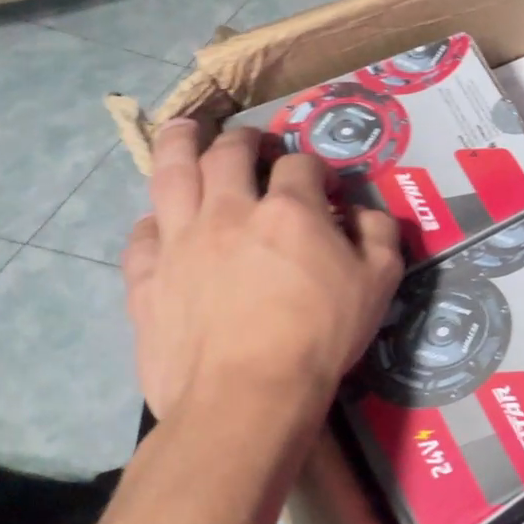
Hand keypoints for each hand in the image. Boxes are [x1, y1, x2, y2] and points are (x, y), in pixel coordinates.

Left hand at [123, 121, 403, 418]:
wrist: (247, 394)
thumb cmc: (323, 332)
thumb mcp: (381, 279)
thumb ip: (378, 234)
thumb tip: (364, 214)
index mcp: (292, 210)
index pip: (300, 164)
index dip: (315, 166)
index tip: (326, 184)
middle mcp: (230, 213)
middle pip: (226, 154)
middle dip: (241, 138)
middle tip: (250, 139)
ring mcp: (180, 244)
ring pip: (170, 177)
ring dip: (179, 146)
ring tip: (183, 129)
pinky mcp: (147, 280)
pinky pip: (141, 234)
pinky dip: (155, 217)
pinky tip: (163, 218)